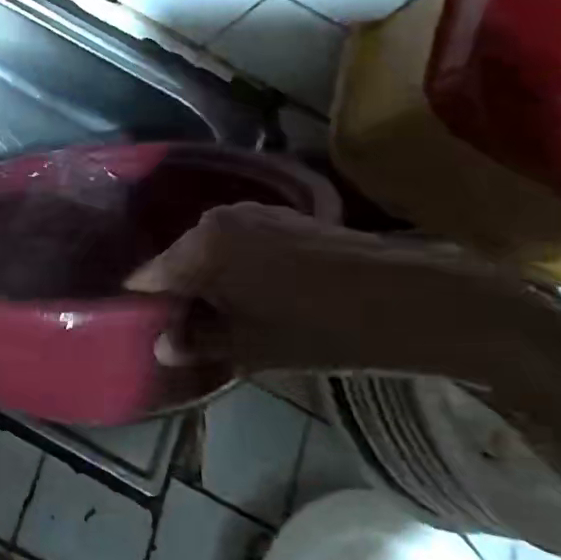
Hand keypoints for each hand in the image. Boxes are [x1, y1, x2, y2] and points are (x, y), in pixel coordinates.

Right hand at [123, 203, 560, 387]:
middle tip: (185, 333)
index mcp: (202, 246)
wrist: (417, 300)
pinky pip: (238, 244)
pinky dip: (236, 270)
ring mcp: (254, 212)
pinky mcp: (284, 215)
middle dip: (178, 295)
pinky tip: (256, 299)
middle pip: (178, 260)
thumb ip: (197, 341)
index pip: (149, 277)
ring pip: (209, 251)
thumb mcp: (252, 347)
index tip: (144, 330)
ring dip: (209, 282)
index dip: (143, 306)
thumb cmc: (324, 329)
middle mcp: (219, 218)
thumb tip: (163, 343)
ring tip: (222, 319)